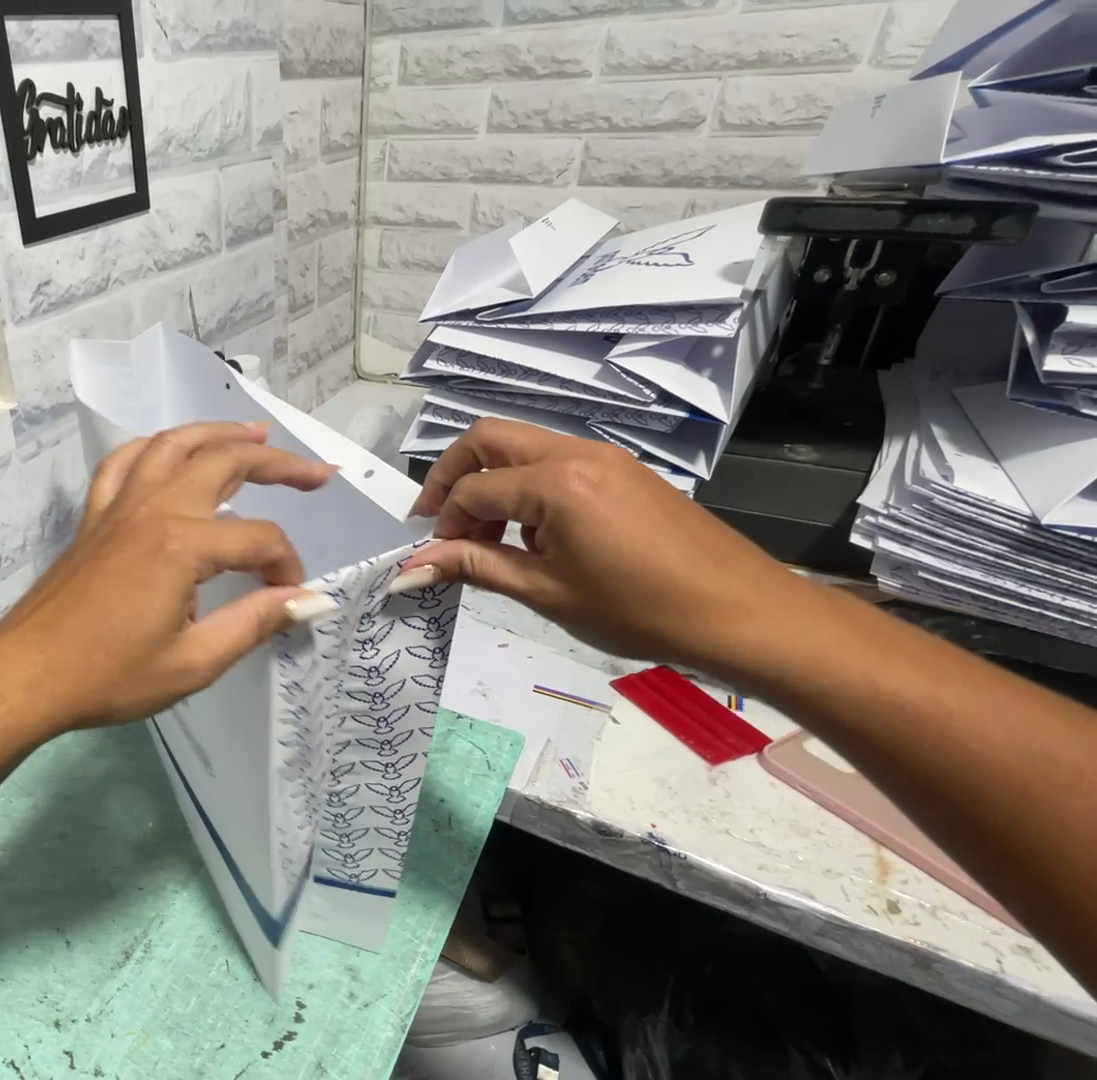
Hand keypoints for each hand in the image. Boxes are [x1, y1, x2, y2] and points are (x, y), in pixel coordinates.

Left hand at [0, 422, 336, 734]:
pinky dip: (154, 448)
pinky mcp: (95, 516)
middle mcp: (153, 509)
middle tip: (316, 474)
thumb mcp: (193, 663)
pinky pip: (124, 463)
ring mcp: (119, 507)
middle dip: (277, 464)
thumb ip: (254, 624)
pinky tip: (170, 452)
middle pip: (224, 463)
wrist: (28, 674)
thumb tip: (307, 600)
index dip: (286, 567)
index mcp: (181, 545)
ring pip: (173, 445)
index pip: (258, 539)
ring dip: (217, 434)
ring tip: (255, 433)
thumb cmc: (109, 676)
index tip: (290, 598)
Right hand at [399, 419, 806, 666]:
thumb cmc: (638, 609)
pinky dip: (525, 487)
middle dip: (452, 476)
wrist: (742, 613)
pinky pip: (554, 461)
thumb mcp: (545, 592)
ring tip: (488, 540)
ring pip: (521, 446)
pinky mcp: (623, 471)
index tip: (436, 560)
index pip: (472, 489)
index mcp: (555, 483)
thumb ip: (473, 568)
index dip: (443, 524)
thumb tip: (410, 568)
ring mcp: (604, 457)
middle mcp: (576, 453)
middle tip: (440, 524)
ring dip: (490, 482)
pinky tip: (535, 536)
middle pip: (488, 439)